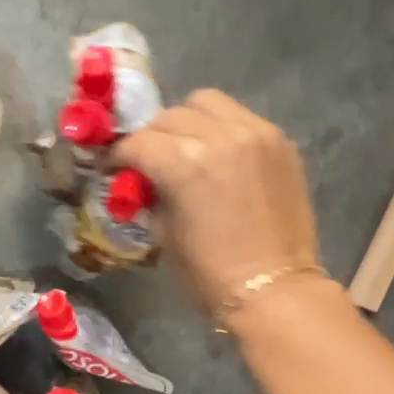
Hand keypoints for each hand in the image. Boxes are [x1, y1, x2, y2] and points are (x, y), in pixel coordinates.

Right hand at [114, 91, 327, 311]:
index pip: (139, 143)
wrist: (275, 290)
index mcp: (185, 164)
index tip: (114, 168)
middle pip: (171, 116)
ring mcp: (255, 133)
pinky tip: (219, 157)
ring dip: (188, 122)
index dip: (120, 156)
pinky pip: (240, 118)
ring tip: (185, 149)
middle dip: (152, 137)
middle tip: (147, 161)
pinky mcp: (280, 141)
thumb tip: (144, 184)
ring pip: (208, 103)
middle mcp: (220, 136)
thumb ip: (152, 198)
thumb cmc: (211, 275)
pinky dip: (221, 130)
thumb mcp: (165, 237)